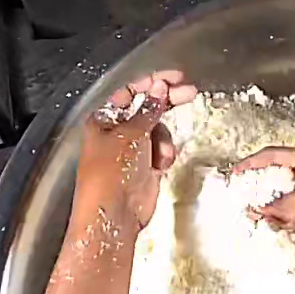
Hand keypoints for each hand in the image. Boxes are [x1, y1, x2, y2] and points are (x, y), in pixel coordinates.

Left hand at [74, 70, 197, 232]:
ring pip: (158, 129)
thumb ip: (149, 109)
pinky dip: (164, 154)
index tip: (176, 78)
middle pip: (146, 108)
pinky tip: (161, 164)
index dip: (152, 82)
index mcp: (104, 119)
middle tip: (189, 92)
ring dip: (164, 138)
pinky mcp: (145, 166)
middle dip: (167, 101)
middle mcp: (117, 132)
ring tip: (162, 153)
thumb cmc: (112, 171)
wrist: (114, 215)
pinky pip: (161, 149)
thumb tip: (160, 87)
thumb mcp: (132, 134)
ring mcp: (132, 150)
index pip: (131, 92)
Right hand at [233, 147, 294, 274]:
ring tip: (246, 213)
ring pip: (279, 199)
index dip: (255, 161)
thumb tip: (259, 209)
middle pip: (276, 176)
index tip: (237, 171)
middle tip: (238, 192)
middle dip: (257, 183)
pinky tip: (262, 226)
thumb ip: (282, 203)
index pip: (277, 155)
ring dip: (263, 205)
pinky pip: (285, 219)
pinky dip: (273, 221)